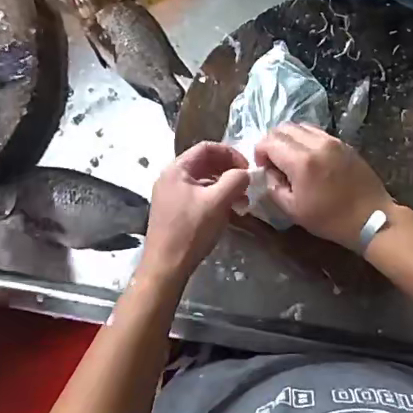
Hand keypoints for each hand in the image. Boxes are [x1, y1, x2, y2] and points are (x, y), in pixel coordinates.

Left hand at [143, 142, 250, 277]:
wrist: (166, 265)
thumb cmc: (191, 230)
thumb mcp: (217, 202)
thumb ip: (234, 181)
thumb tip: (245, 173)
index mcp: (176, 169)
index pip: (206, 148)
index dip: (230, 153)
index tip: (247, 168)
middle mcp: (170, 177)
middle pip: (204, 163)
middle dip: (228, 171)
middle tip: (246, 185)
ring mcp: (170, 194)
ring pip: (202, 181)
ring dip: (223, 186)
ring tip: (241, 201)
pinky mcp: (173, 210)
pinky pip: (197, 195)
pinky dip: (214, 198)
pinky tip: (227, 211)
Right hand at [252, 123, 393, 247]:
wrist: (371, 218)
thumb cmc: (330, 219)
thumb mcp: (292, 210)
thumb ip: (273, 187)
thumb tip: (267, 172)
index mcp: (301, 161)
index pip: (269, 141)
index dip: (259, 152)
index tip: (264, 168)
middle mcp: (316, 144)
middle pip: (283, 128)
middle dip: (272, 142)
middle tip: (274, 162)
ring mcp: (332, 141)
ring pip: (300, 126)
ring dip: (289, 139)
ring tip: (291, 159)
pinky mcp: (344, 144)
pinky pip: (316, 132)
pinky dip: (305, 140)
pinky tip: (309, 158)